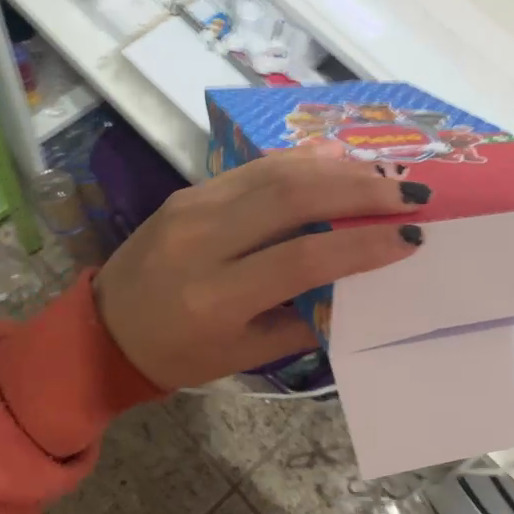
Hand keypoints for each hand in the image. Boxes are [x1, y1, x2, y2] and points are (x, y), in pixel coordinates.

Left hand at [93, 150, 427, 390]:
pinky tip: (336, 158)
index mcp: (215, 298)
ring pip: (272, 172)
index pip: (301, 259)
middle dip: (357, 190)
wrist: (103, 328)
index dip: (360, 244)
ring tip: (382, 172)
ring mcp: (191, 208)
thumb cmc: (179, 355)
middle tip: (408, 191)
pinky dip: (299, 160)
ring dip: (334, 167)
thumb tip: (359, 281)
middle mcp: (202, 243)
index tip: (411, 236)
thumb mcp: (245, 355)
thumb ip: (303, 317)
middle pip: (290, 198)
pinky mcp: (188, 191)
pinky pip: (252, 168)